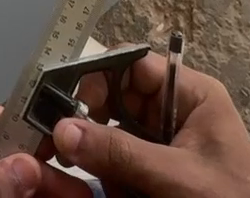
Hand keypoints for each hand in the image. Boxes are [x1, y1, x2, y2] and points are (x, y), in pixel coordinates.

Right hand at [54, 56, 249, 197]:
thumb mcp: (178, 178)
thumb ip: (120, 152)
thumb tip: (61, 130)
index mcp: (189, 95)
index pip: (132, 64)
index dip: (98, 77)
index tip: (72, 106)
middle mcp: (172, 114)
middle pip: (114, 100)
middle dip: (90, 125)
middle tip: (60, 146)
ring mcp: (163, 148)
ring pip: (110, 136)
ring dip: (96, 159)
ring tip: (90, 179)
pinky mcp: (156, 178)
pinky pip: (118, 167)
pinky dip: (108, 180)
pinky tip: (107, 191)